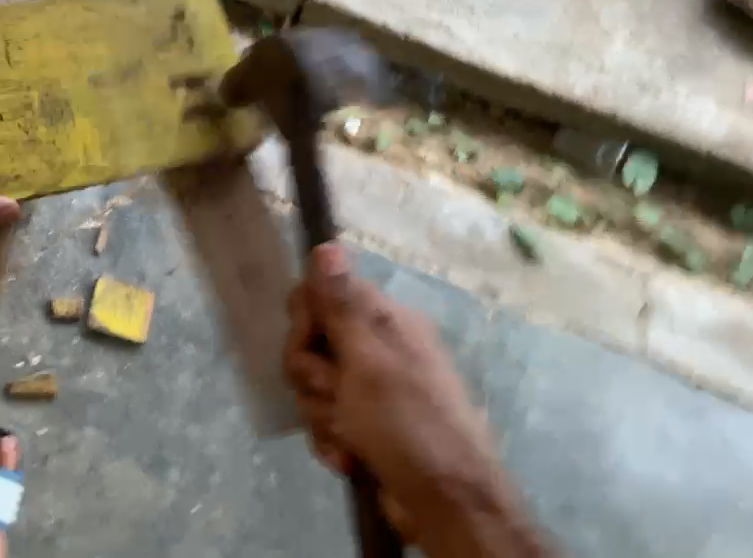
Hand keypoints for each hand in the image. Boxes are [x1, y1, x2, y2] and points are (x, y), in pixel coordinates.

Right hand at [285, 245, 529, 553]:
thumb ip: (342, 304)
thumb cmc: (410, 425)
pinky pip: (322, 417)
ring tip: (351, 435)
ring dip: (321, 413)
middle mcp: (376, 348)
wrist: (447, 508)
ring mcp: (370, 388)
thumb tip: (327, 244)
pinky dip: (330, 438)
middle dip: (312, 376)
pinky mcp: (363, 424)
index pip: (318, 294)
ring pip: (310, 385)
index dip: (305, 320)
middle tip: (336, 396)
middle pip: (307, 343)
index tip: (314, 345)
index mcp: (384, 322)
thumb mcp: (369, 361)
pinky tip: (350, 456)